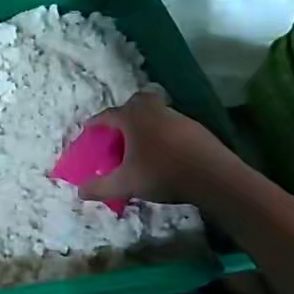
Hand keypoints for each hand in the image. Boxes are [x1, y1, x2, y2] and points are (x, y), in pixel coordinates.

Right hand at [78, 91, 239, 204]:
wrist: (214, 177)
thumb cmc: (162, 174)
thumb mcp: (126, 184)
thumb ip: (100, 187)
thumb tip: (79, 191)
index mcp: (133, 118)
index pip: (107, 115)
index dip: (95, 124)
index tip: (89, 132)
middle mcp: (154, 110)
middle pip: (136, 102)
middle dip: (126, 113)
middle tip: (121, 132)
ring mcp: (178, 117)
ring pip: (157, 113)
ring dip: (147, 124)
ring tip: (142, 146)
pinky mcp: (196, 129)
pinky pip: (173, 125)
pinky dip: (165, 134)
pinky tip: (166, 153)